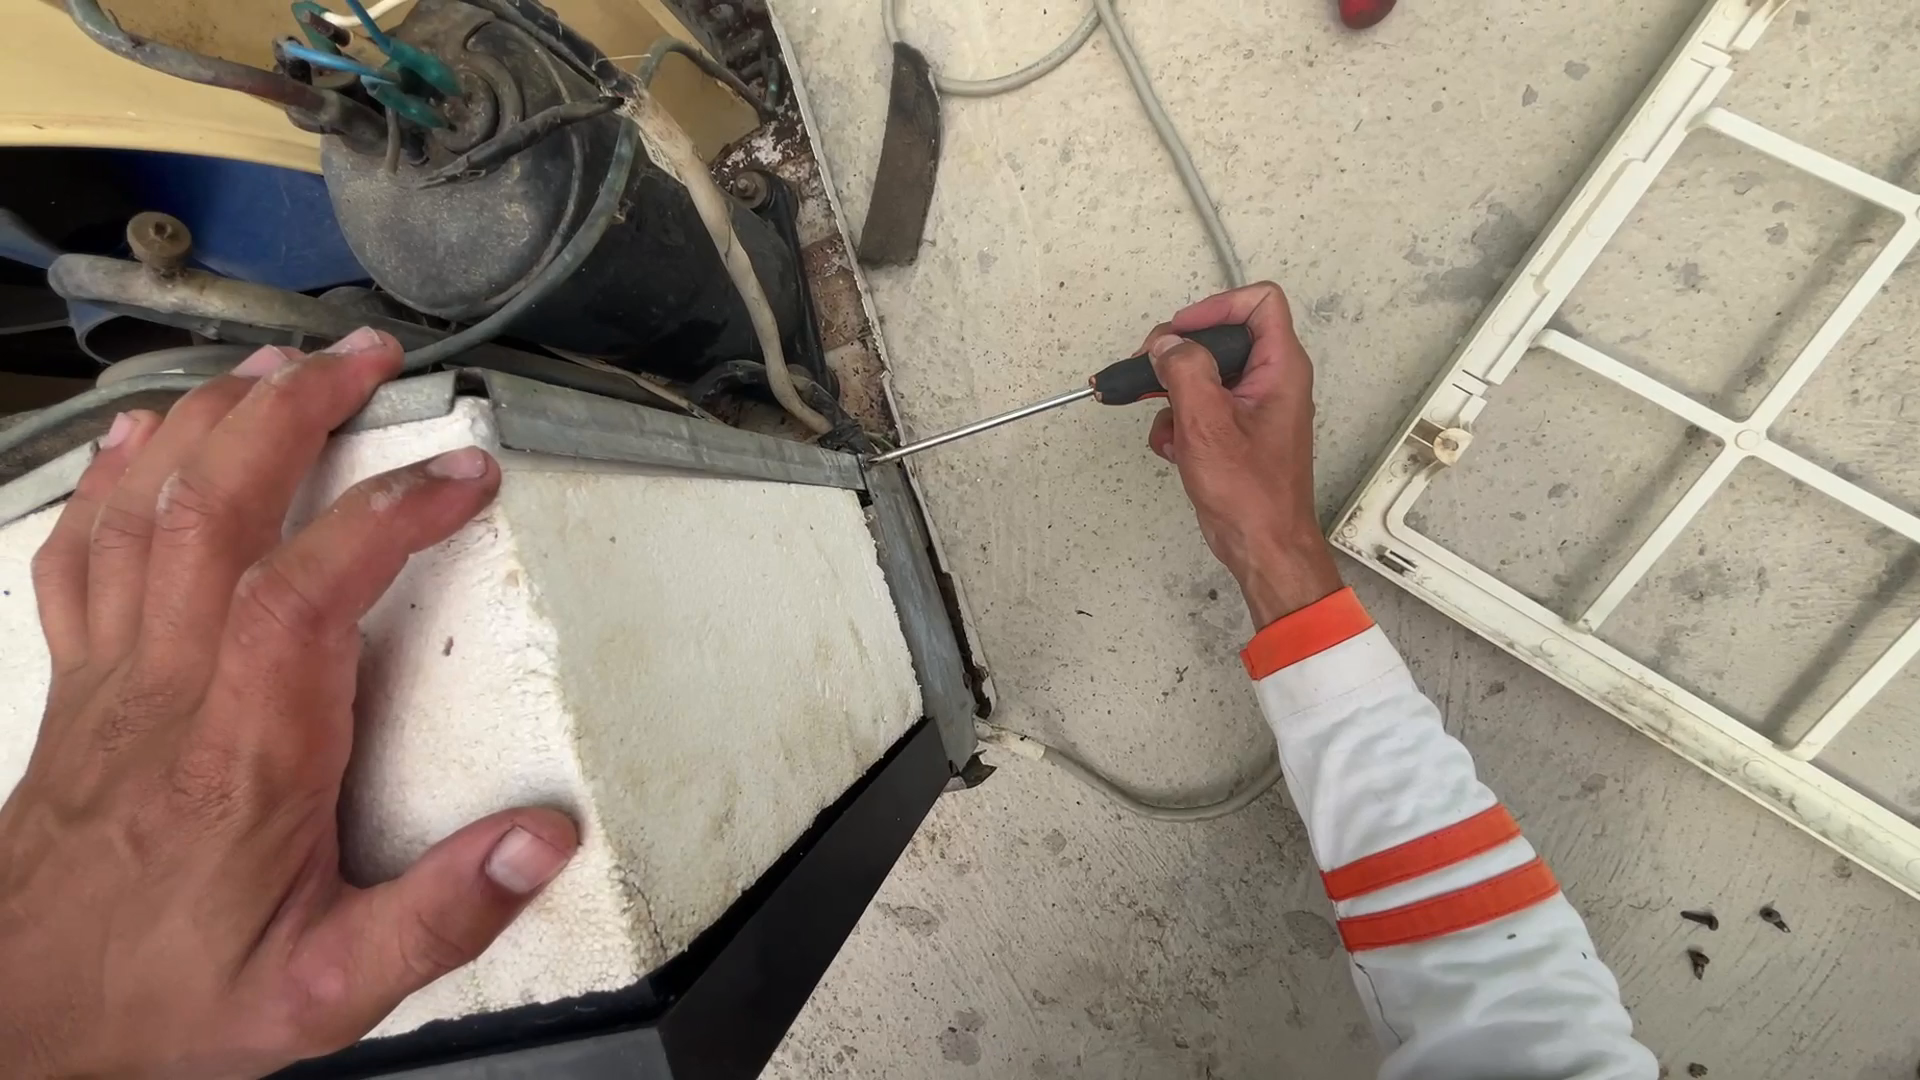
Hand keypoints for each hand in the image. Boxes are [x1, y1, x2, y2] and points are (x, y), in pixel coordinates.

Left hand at [0, 329, 578, 1077]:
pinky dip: (119, 479)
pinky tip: (145, 438)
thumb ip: (441, 914)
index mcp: (246, 748)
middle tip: (360, 360)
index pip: (309, 589)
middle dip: (293, 417)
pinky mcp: (92, 688)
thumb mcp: (329, 990)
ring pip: (148, 514)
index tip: (468, 473)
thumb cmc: (173, 1002)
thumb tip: (543, 840)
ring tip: (276, 366)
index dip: (393, 514)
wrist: (19, 1041)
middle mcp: (170, 692)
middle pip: (216, 513)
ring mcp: (117, 681)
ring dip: (215, 424)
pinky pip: (89, 555)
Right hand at [1144, 282, 1343, 626]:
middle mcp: (1269, 381)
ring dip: (1171, 398)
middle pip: (1219, 339)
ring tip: (1163, 425)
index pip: (1259, 302)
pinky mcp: (1232, 433)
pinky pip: (1198, 410)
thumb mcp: (1207, 422)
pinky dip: (1177, 427)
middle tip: (1144, 371)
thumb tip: (1164, 343)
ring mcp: (1250, 408)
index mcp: (1279, 367)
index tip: (1177, 334)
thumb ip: (1183, 371)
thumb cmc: (1248, 491)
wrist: (1260, 545)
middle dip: (1177, 357)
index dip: (1215, 307)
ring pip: (1201, 377)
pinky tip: (1173, 450)